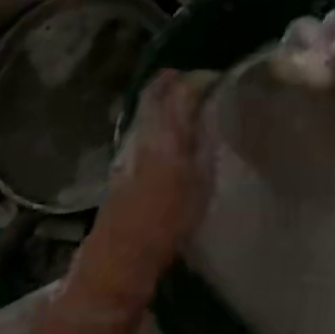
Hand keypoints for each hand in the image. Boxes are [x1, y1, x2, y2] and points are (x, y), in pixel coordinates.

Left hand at [78, 70, 211, 294]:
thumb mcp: (201, 185)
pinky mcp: (120, 160)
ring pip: (144, 107)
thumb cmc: (169, 223)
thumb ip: (205, 145)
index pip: (182, 91)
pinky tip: (166, 128)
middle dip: (171, 79)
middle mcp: (145, 132)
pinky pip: (140, 124)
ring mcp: (128, 145)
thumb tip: (210, 116)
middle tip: (192, 77)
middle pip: (154, 92)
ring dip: (160, 96)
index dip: (198, 80)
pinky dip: (153, 116)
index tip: (214, 78)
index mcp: (168, 134)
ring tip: (181, 100)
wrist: (121, 255)